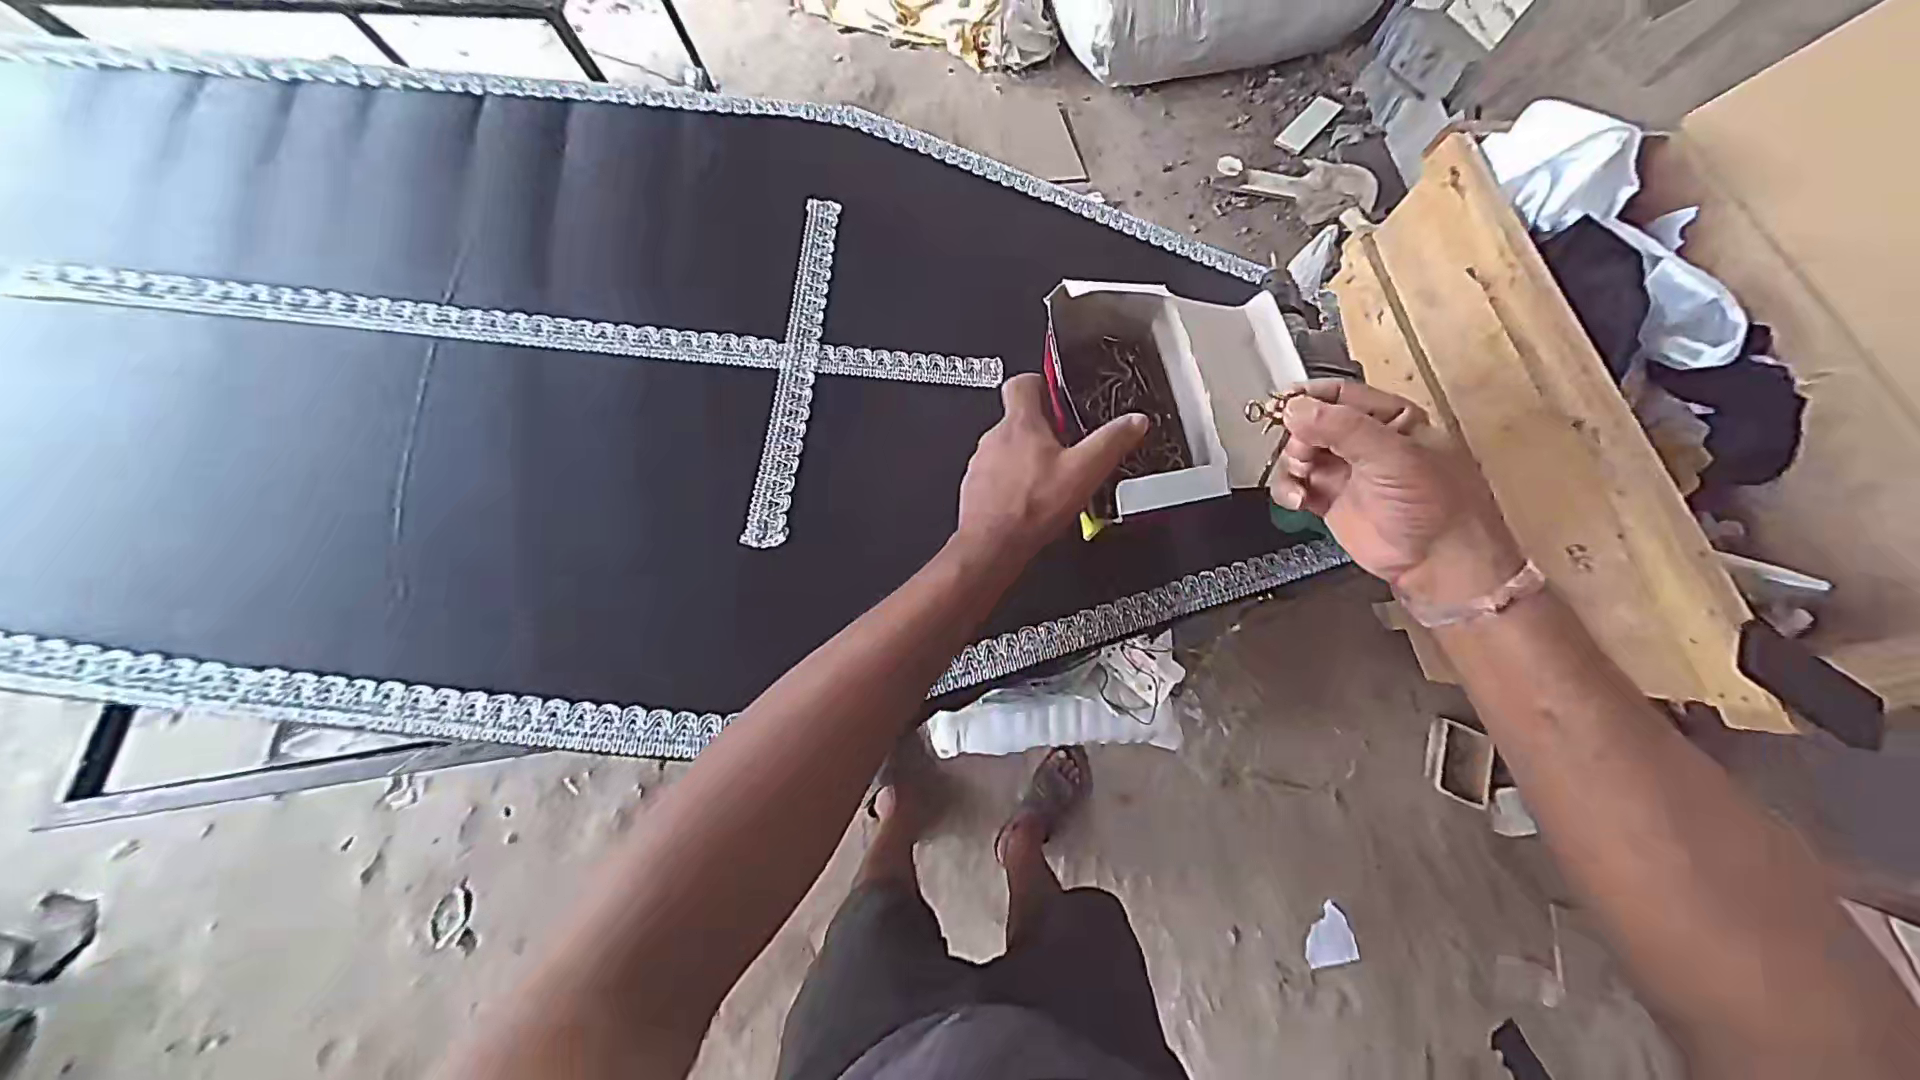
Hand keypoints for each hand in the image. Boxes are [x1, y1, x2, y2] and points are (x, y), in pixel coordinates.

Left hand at [956, 373, 1145, 561]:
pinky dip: (1011, 482)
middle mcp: (994, 438)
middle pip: (1018, 419)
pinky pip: (995, 475)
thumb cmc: (1030, 508)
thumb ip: (1111, 442)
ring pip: (1006, 449)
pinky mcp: (975, 487)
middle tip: (1065, 447)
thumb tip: (1133, 422)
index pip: (1023, 382)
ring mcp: (981, 463)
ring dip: (1026, 458)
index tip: (1057, 394)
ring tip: (1050, 479)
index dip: (1041, 383)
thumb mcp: (1084, 472)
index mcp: (1020, 423)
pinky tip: (1030, 500)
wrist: (992, 545)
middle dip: (1042, 430)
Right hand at [1269, 379, 1523, 608]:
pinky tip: (1299, 499)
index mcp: (1389, 418)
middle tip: (1302, 452)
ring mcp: (1345, 471)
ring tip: (1304, 477)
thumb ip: (1343, 428)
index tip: (1283, 406)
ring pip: (1297, 454)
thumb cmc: (1437, 505)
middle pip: (1310, 424)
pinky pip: (1294, 486)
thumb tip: (1296, 409)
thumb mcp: (1393, 456)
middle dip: (1297, 437)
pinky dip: (1288, 491)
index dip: (1308, 399)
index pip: (1339, 395)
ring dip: (1291, 464)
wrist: (1436, 562)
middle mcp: (1364, 441)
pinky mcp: (1328, 499)